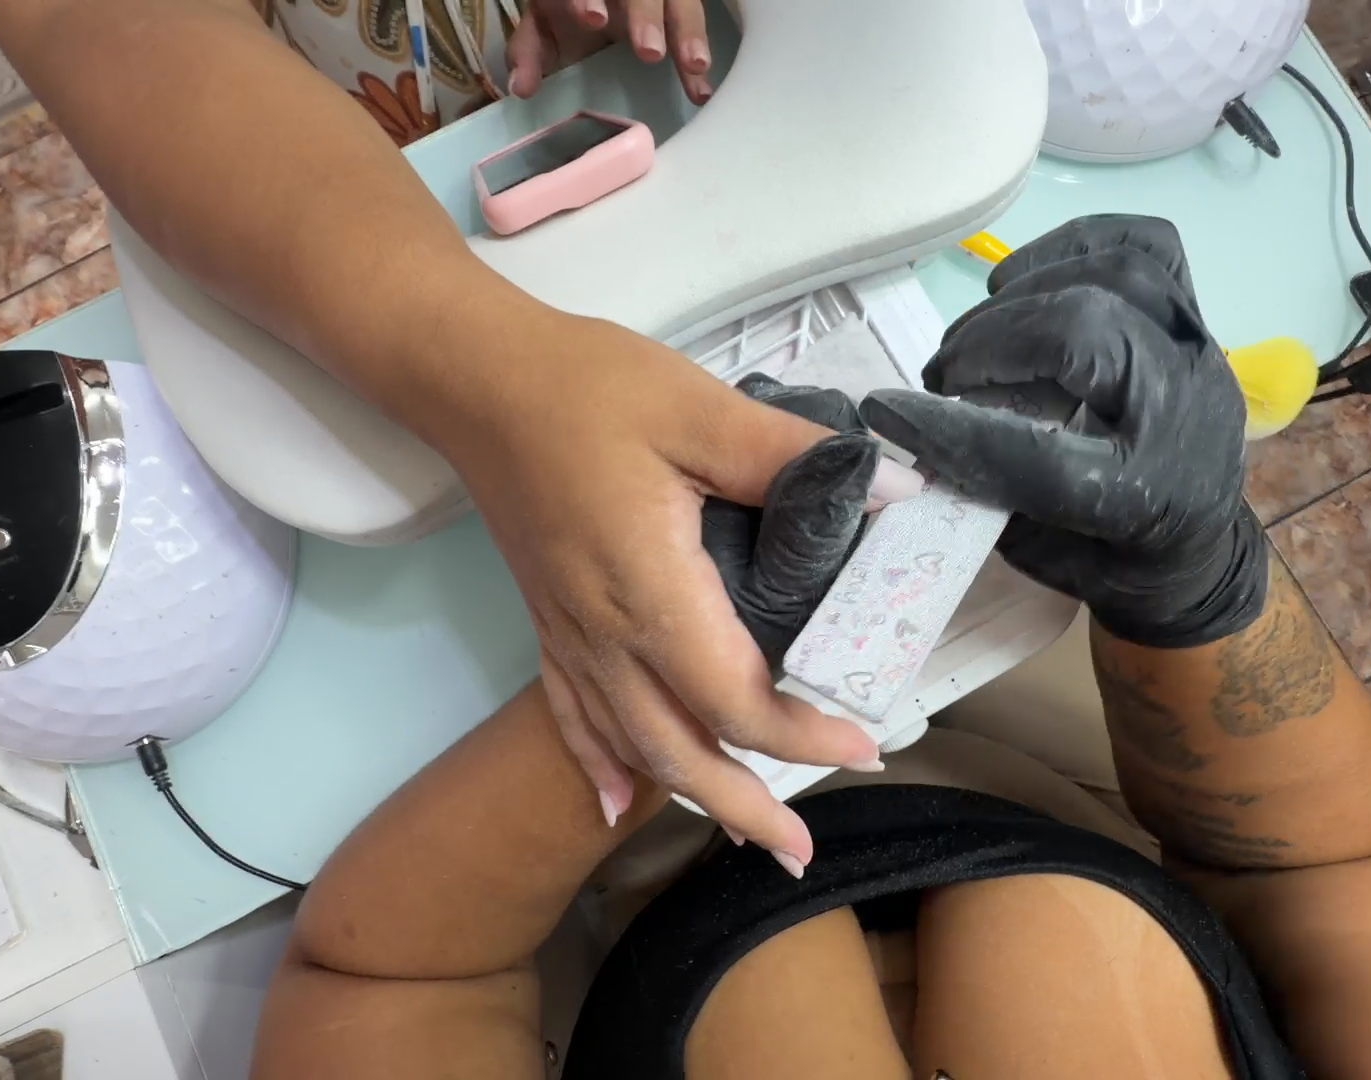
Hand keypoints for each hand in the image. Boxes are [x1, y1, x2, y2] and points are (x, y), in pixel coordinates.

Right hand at [442, 313, 914, 871]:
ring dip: (688, 797)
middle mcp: (604, 634)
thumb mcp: (698, 410)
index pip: (735, 698)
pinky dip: (600, 766)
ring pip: (629, 745)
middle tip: (798, 852)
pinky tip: (612, 800)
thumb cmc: (587, 390)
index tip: (865, 742)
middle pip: (679, 752)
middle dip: (745, 806)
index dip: (803, 734)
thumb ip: (791, 456)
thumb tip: (894, 488)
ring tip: (738, 834)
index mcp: (650, 590)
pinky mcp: (547, 619)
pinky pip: (572, 714)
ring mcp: (567, 634)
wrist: (476, 383)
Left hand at [506, 0, 714, 102]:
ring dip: (686, 30)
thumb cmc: (564, 15)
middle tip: (649, 49)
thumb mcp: (542, 29)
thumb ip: (528, 52)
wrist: (589, 6)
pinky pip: (692, 20)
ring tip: (693, 65)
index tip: (593, 21)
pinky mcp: (678, 3)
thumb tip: (521, 87)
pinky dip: (698, 50)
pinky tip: (702, 83)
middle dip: (645, 14)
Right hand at [860, 214, 1267, 647]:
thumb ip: (979, 487)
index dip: (947, 426)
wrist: (1188, 542)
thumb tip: (911, 430)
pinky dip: (1075, 245)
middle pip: (1081, 332)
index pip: (1033, 449)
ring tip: (975, 332)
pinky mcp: (1192, 319)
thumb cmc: (1100, 554)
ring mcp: (1198, 352)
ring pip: (1114, 275)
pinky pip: (1147, 245)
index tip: (884, 409)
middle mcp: (1184, 411)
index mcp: (1142, 495)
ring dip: (1022, 295)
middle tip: (941, 376)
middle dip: (987, 345)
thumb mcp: (1032, 547)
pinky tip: (1020, 277)